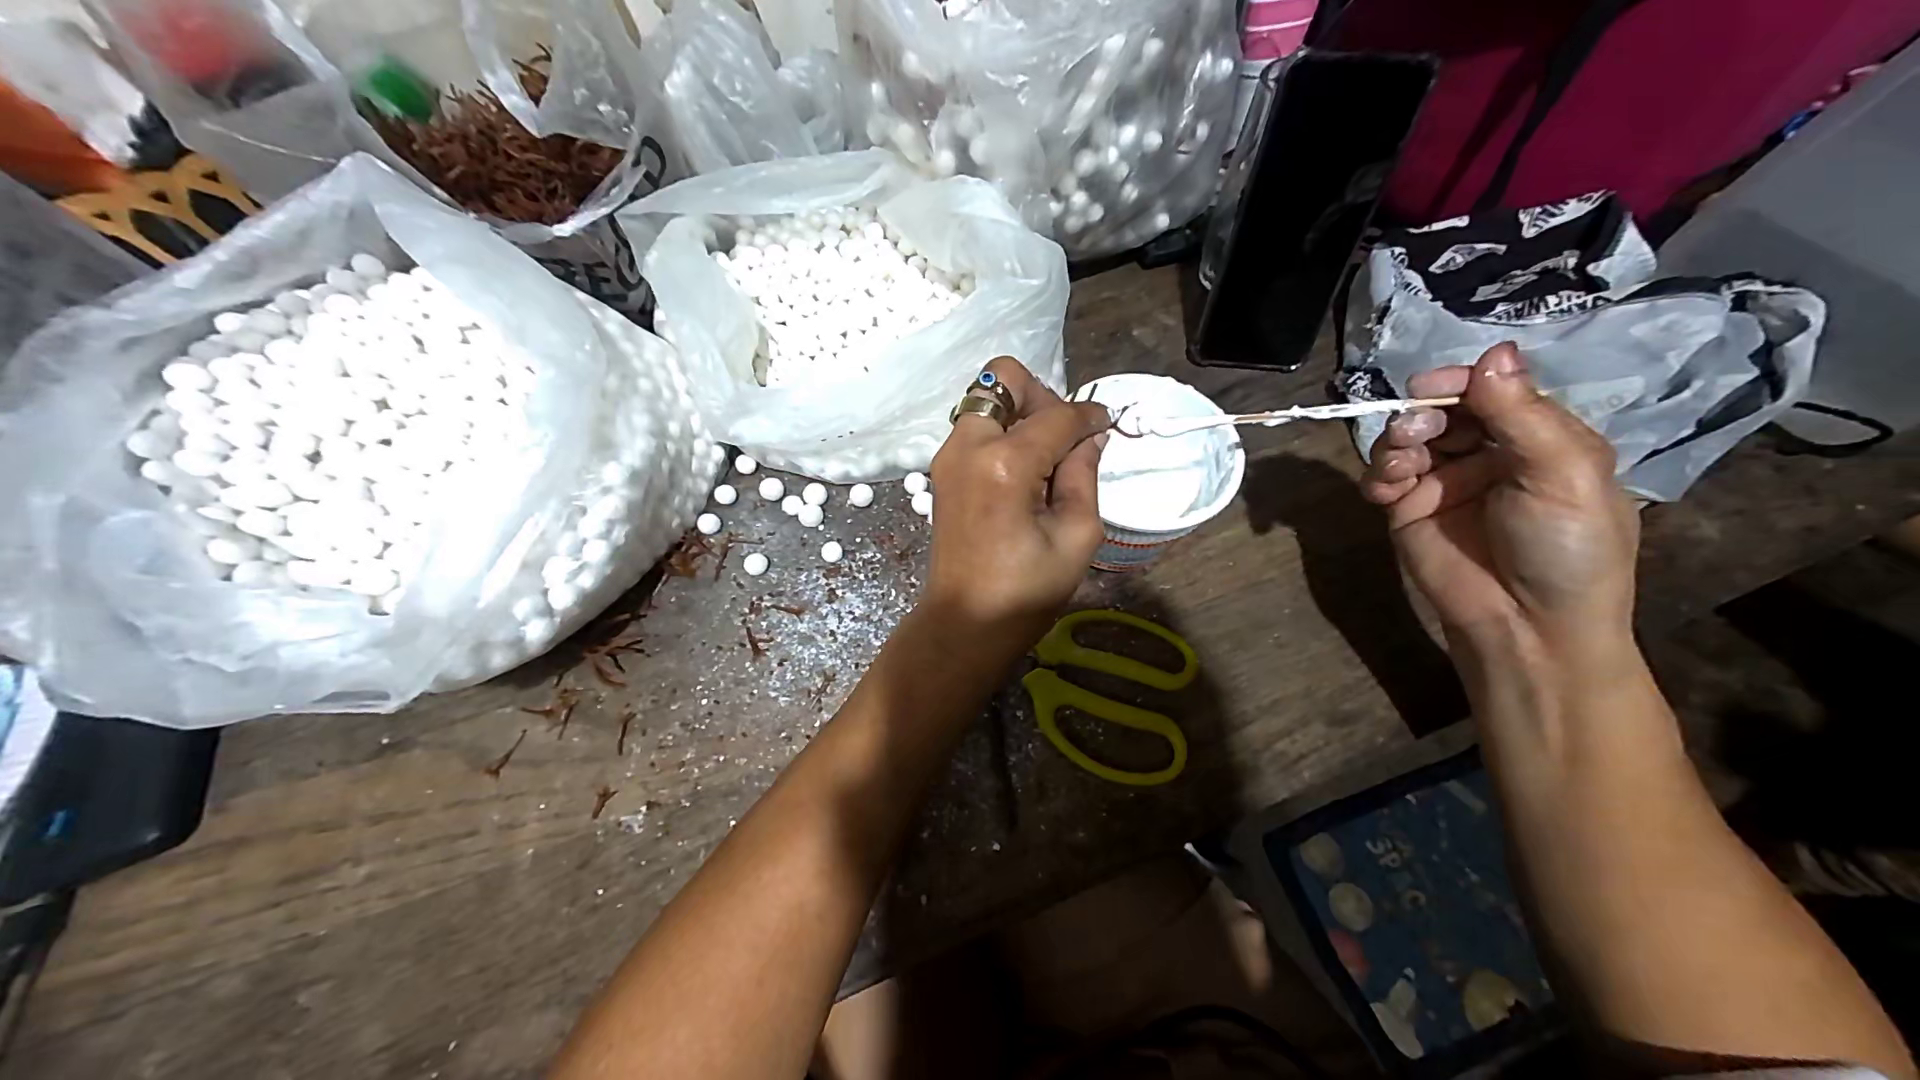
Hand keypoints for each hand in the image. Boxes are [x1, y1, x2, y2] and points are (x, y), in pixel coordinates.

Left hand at [924, 356, 1109, 640]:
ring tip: (1045, 458)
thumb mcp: (1076, 536)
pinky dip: (1003, 432)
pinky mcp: (942, 471)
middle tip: (1064, 440)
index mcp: (1004, 465)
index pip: (1057, 416)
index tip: (1106, 426)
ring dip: (1020, 413)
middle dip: (1042, 398)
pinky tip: (1024, 471)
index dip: (1089, 416)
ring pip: (986, 399)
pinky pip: (976, 427)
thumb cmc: (1026, 591)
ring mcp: (948, 457)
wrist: (965, 623)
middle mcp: (968, 447)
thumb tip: (1089, 437)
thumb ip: (1083, 475)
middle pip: (1003, 378)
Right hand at [1359, 343, 1638, 656]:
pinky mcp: (1406, 509)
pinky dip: (1377, 473)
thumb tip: (1494, 350)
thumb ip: (1523, 414)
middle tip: (1415, 432)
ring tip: (1401, 464)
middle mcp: (1487, 453)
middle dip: (1421, 413)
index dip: (1460, 383)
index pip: (1492, 391)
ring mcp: (1443, 482)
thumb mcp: (1563, 475)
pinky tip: (1385, 487)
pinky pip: (1381, 477)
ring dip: (1395, 441)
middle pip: (1441, 411)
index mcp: (1538, 438)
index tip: (1430, 387)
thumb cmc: (1567, 549)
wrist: (1527, 627)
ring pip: (1406, 440)